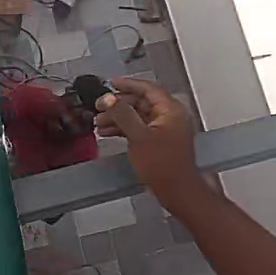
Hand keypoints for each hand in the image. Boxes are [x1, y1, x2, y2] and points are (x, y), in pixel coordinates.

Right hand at [94, 77, 203, 206]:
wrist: (176, 191)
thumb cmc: (162, 165)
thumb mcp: (138, 136)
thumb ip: (123, 114)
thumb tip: (109, 98)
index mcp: (170, 110)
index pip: (148, 89)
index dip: (128, 84)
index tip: (111, 83)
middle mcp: (170, 117)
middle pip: (141, 102)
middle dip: (119, 104)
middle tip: (100, 106)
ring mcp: (165, 130)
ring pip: (138, 116)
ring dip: (119, 118)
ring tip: (99, 123)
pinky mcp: (159, 142)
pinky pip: (140, 128)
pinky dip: (125, 129)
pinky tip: (109, 133)